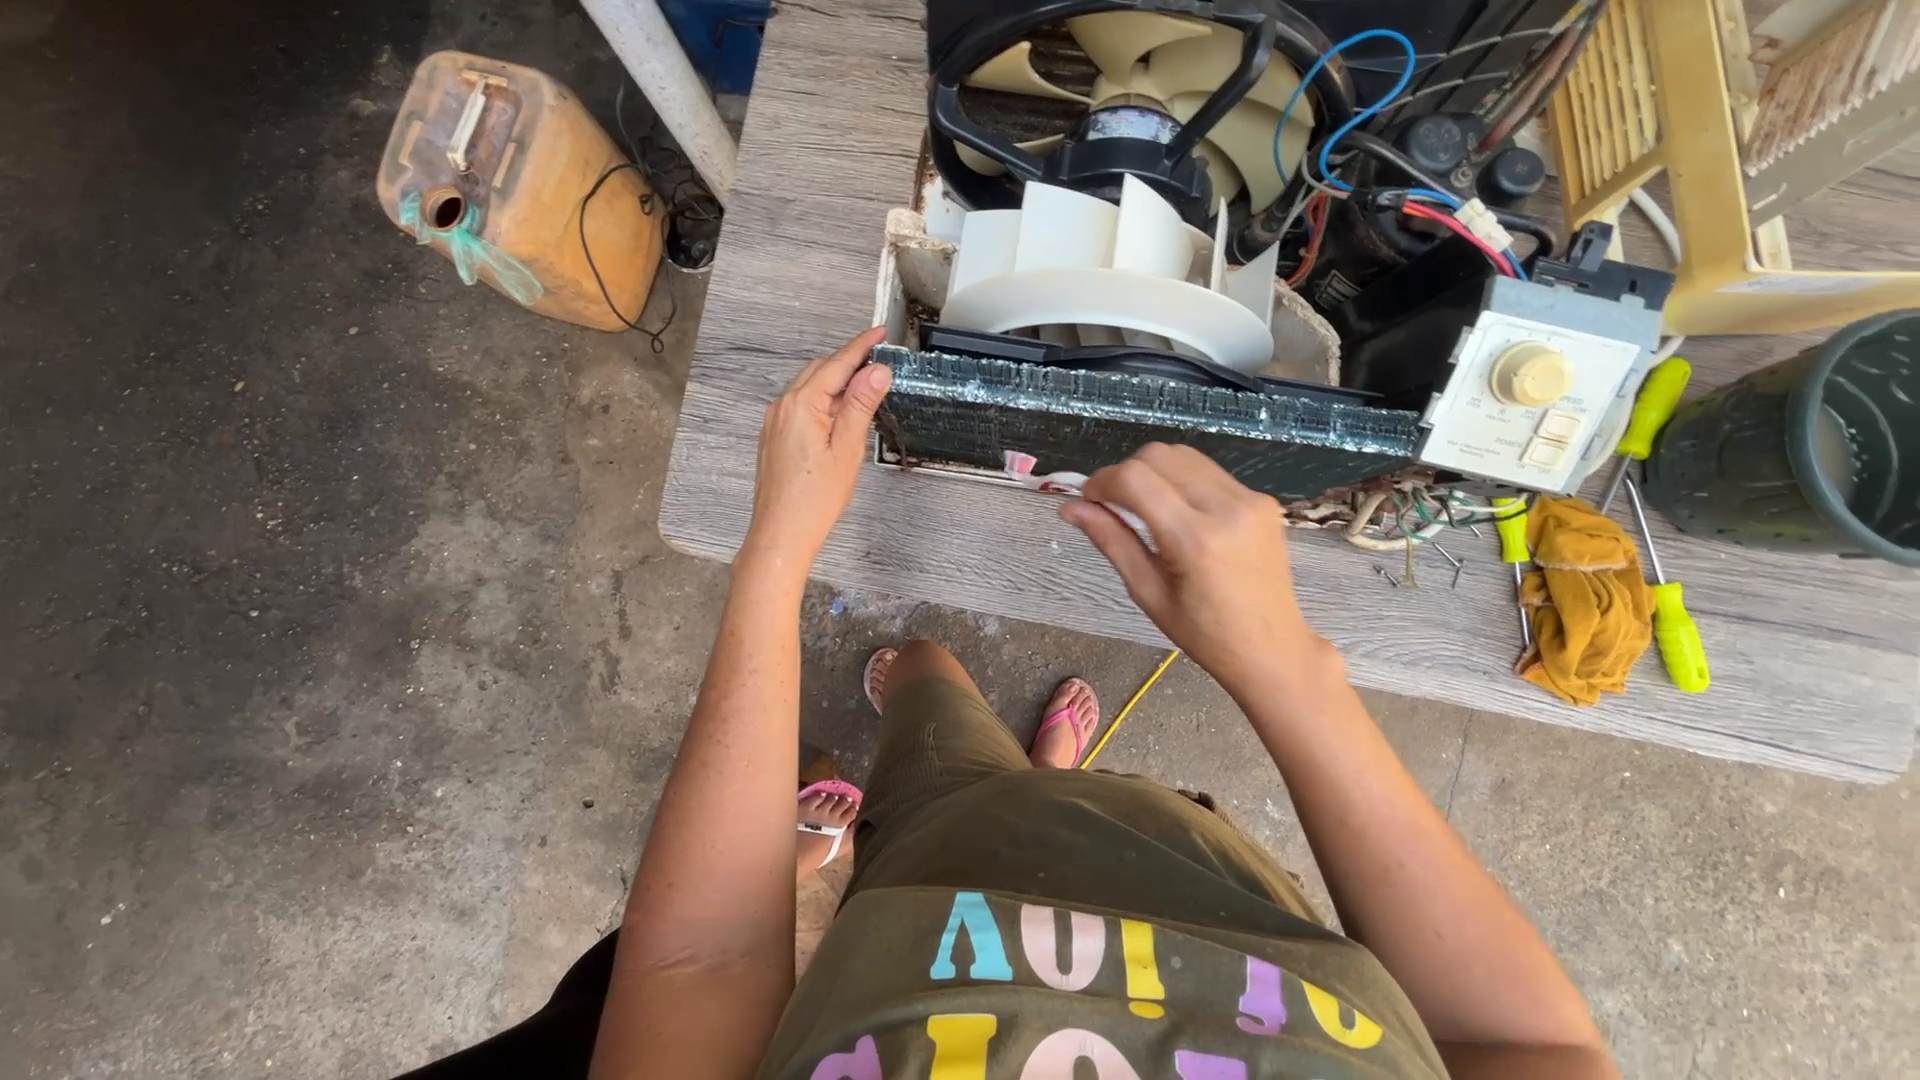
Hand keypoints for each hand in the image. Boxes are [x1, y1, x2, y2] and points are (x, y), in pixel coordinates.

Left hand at [743, 327, 892, 568]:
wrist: (782, 533)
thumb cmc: (812, 500)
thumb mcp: (847, 449)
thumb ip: (860, 405)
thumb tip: (876, 371)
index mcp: (802, 405)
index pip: (837, 364)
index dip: (861, 346)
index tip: (879, 332)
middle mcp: (783, 407)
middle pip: (821, 370)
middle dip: (849, 362)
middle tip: (878, 359)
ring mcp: (775, 422)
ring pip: (809, 387)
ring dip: (836, 382)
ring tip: (865, 387)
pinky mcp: (775, 437)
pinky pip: (801, 406)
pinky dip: (822, 400)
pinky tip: (839, 415)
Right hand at [1059, 444, 1326, 694]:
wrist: (1270, 647)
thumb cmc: (1203, 633)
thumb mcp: (1147, 591)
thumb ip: (1110, 540)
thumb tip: (1069, 507)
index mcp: (1195, 540)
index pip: (1135, 479)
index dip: (1101, 482)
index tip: (1088, 502)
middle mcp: (1227, 508)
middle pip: (1158, 456)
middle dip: (1124, 473)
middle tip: (1112, 505)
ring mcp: (1250, 500)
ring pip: (1183, 456)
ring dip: (1152, 472)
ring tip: (1143, 507)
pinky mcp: (1261, 500)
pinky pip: (1208, 471)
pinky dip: (1180, 481)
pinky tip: (1177, 513)